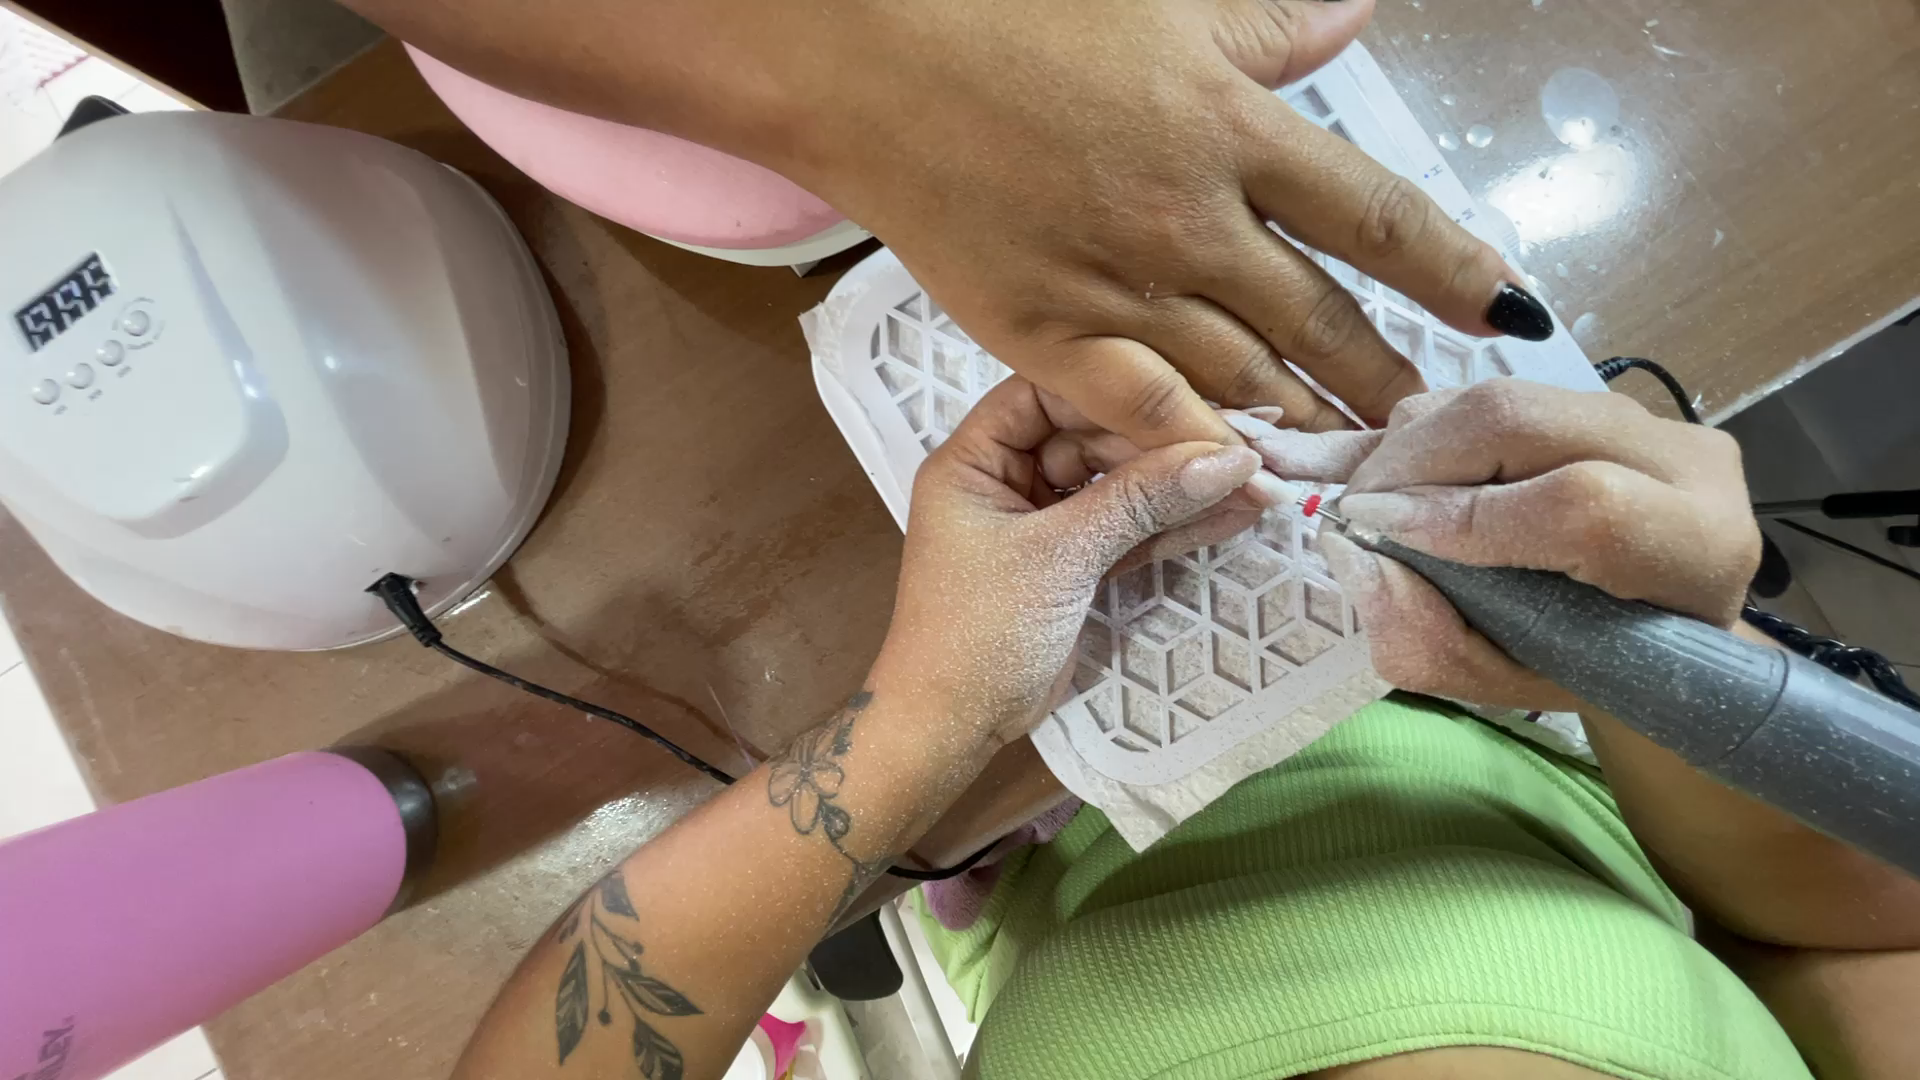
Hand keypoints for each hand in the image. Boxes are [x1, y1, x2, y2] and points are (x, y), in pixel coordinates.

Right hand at [759, 0, 1547, 440]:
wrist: (890, 80)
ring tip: (1350, 459)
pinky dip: (1199, 442)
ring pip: (1241, 374)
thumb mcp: (1159, 10)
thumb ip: (1264, 30)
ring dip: (1303, 421)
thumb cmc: (1014, 27)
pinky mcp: (1054, 338)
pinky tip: (1242, 474)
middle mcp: (1197, 224)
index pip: (1378, 216)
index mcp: (1233, 131)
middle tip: (1425, 424)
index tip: (1506, 318)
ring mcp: (1125, 289)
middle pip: (1318, 319)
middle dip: (1380, 376)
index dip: (1453, 272)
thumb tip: (1353, 19)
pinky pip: (1144, 404)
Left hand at [877, 378, 1284, 747]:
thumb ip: (1139, 501)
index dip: (1118, 393)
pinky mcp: (1072, 561)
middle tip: (1248, 451)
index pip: (1048, 394)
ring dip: (1181, 488)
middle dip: (1166, 448)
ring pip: (1118, 487)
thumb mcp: (1058, 556)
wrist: (956, 726)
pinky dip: (1171, 527)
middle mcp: (1007, 478)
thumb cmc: (981, 632)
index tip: (1195, 401)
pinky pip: (1125, 530)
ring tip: (1261, 482)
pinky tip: (1231, 515)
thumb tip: (1229, 457)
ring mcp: (1043, 521)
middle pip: (1093, 438)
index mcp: (975, 459)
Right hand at [1228, 380, 1760, 710]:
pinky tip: (1361, 463)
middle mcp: (1678, 462)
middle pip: (1516, 420)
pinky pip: (1473, 394)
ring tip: (1367, 500)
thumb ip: (1419, 635)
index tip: (1370, 532)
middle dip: (1406, 463)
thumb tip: (1347, 550)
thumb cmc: (1573, 665)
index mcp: (1688, 552)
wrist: (1638, 621)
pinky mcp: (1578, 399)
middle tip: (1350, 511)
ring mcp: (1633, 417)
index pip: (1577, 505)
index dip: (1457, 516)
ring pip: (1486, 398)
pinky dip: (1405, 432)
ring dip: (1401, 447)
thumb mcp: (1494, 682)